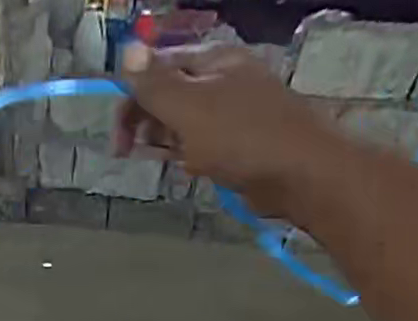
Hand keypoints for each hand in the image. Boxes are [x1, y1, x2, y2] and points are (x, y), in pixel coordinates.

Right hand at [115, 42, 347, 218]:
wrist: (298, 172)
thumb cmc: (241, 137)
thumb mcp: (190, 108)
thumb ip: (156, 84)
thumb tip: (127, 52)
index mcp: (211, 62)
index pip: (157, 70)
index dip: (132, 102)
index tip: (119, 143)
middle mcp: (222, 79)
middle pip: (168, 95)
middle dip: (149, 125)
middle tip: (139, 154)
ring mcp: (232, 111)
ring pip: (183, 124)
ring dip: (169, 143)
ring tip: (174, 161)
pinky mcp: (239, 142)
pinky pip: (202, 144)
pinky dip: (190, 156)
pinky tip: (192, 170)